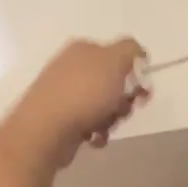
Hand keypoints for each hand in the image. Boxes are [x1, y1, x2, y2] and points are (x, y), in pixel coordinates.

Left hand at [11, 39, 148, 167]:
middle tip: (120, 110)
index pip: (120, 55)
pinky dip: (97, 132)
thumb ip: (130, 50)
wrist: (46, 129)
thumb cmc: (84, 94)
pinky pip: (90, 123)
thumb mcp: (114, 62)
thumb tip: (138, 52)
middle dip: (123, 101)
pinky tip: (93, 137)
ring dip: (111, 119)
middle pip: (113, 83)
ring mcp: (65, 93)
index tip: (141, 93)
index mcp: (84, 49)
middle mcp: (72, 67)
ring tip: (103, 126)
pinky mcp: (62, 117)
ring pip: (104, 106)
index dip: (135, 74)